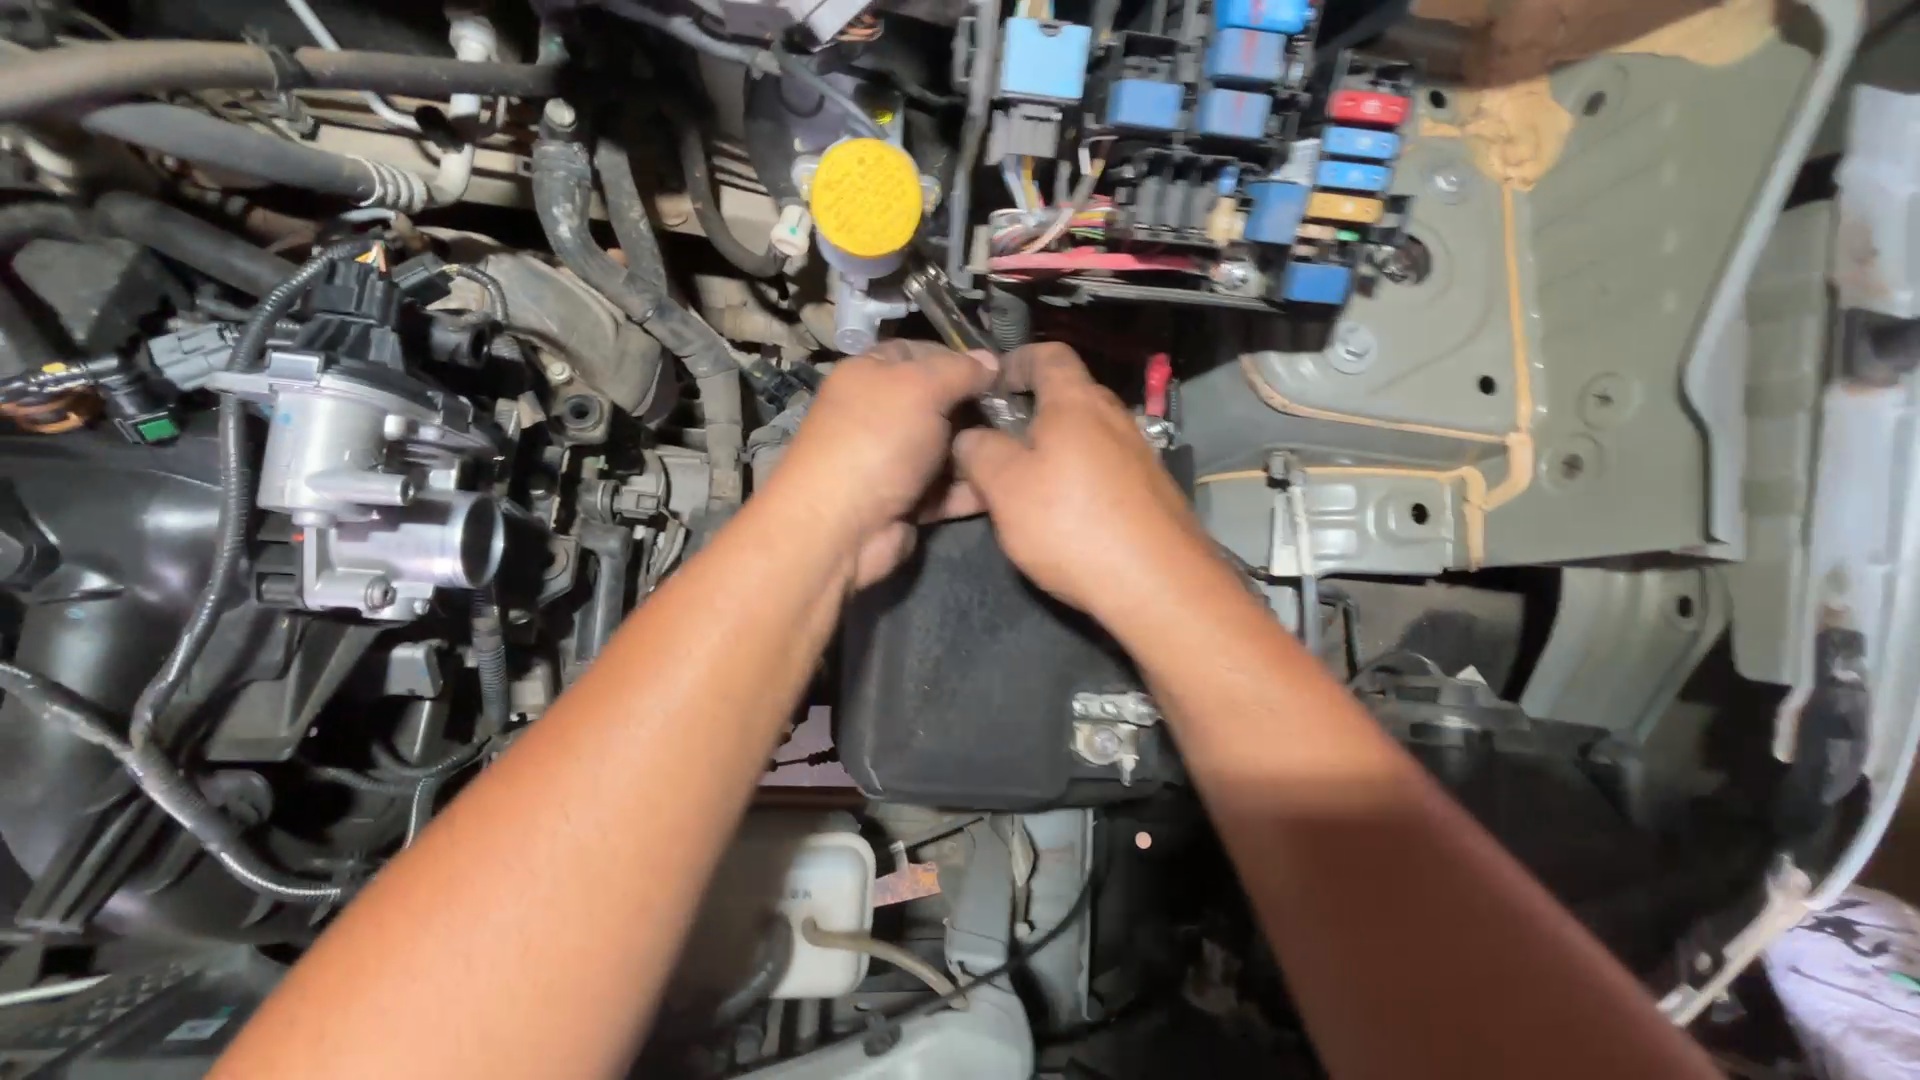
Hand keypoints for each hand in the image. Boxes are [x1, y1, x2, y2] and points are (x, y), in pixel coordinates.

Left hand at [770, 340, 997, 587]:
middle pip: (939, 403)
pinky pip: (948, 488)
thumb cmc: (878, 440)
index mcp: (871, 375)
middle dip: (977, 408)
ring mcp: (894, 460)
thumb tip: (991, 360)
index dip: (959, 358)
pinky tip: (1010, 482)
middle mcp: (881, 415)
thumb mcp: (920, 388)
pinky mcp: (908, 500)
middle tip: (1019, 411)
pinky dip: (973, 488)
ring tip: (1023, 447)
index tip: (1000, 370)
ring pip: (947, 448)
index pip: (919, 353)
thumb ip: (960, 370)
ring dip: (980, 449)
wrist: (842, 526)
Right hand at [952, 343, 1218, 622]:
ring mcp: (1138, 456)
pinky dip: (1076, 480)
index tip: (990, 384)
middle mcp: (1114, 418)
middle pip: (1066, 399)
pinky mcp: (1150, 493)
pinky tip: (1062, 519)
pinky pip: (1102, 471)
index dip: (1015, 361)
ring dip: (1051, 453)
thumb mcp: (1005, 487)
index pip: (1049, 355)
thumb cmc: (1072, 524)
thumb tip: (971, 436)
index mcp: (1076, 402)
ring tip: (1021, 490)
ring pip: (1084, 439)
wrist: (1158, 585)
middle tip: (993, 448)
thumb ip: (980, 452)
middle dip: (1027, 416)